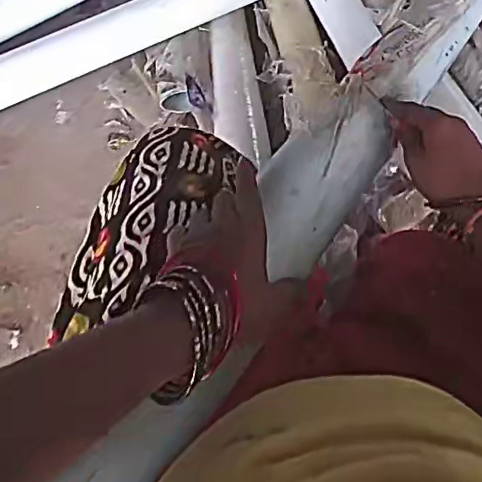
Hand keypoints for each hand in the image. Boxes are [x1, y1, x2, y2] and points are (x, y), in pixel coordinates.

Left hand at [167, 161, 302, 350]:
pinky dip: (184, 237)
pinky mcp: (173, 249)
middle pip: (222, 199)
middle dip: (227, 200)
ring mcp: (194, 235)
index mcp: (248, 231)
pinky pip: (179, 234)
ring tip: (211, 230)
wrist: (191, 315)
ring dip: (206, 220)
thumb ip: (291, 291)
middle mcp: (220, 226)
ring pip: (200, 215)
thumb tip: (308, 285)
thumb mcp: (274, 304)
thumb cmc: (238, 304)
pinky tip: (186, 245)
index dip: (246, 178)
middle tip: (234, 208)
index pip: (248, 195)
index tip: (244, 166)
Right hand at [385, 98, 481, 203]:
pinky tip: (434, 146)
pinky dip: (441, 135)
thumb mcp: (414, 160)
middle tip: (399, 125)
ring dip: (428, 127)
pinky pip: (452, 132)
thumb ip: (405, 137)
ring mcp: (466, 132)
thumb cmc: (441, 183)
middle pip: (428, 113)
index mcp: (437, 123)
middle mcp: (453, 122)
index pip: (411, 109)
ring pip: (441, 122)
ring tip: (415, 137)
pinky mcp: (473, 143)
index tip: (388, 107)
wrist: (472, 201)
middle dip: (413, 118)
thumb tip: (399, 124)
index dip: (397, 108)